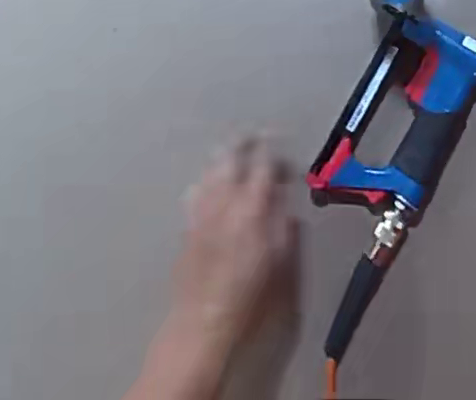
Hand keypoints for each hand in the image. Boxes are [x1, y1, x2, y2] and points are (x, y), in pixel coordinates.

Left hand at [170, 136, 297, 345]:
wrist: (201, 336)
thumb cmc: (251, 309)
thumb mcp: (287, 270)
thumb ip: (290, 231)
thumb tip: (290, 210)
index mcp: (253, 209)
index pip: (265, 161)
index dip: (277, 148)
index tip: (284, 148)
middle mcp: (223, 203)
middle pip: (232, 154)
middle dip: (248, 142)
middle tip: (261, 140)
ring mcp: (200, 213)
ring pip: (212, 167)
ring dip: (227, 157)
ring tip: (239, 157)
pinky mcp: (186, 228)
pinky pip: (198, 189)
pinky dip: (209, 180)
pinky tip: (215, 187)